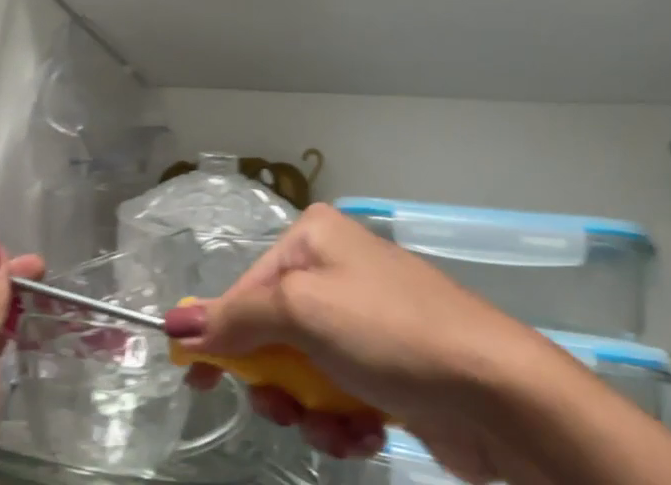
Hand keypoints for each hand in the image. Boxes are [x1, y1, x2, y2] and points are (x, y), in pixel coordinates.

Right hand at [162, 204, 563, 480]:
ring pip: (303, 373)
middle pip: (271, 333)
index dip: (218, 335)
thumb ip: (235, 318)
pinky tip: (364, 432)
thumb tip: (175, 324)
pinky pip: (339, 395)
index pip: (245, 287)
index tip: (197, 382)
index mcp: (314, 239)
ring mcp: (365, 321)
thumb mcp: (301, 312)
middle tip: (284, 409)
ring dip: (310, 410)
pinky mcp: (388, 368)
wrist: (495, 390)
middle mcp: (337, 270)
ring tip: (337, 426)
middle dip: (276, 381)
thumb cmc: (389, 333)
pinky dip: (343, 421)